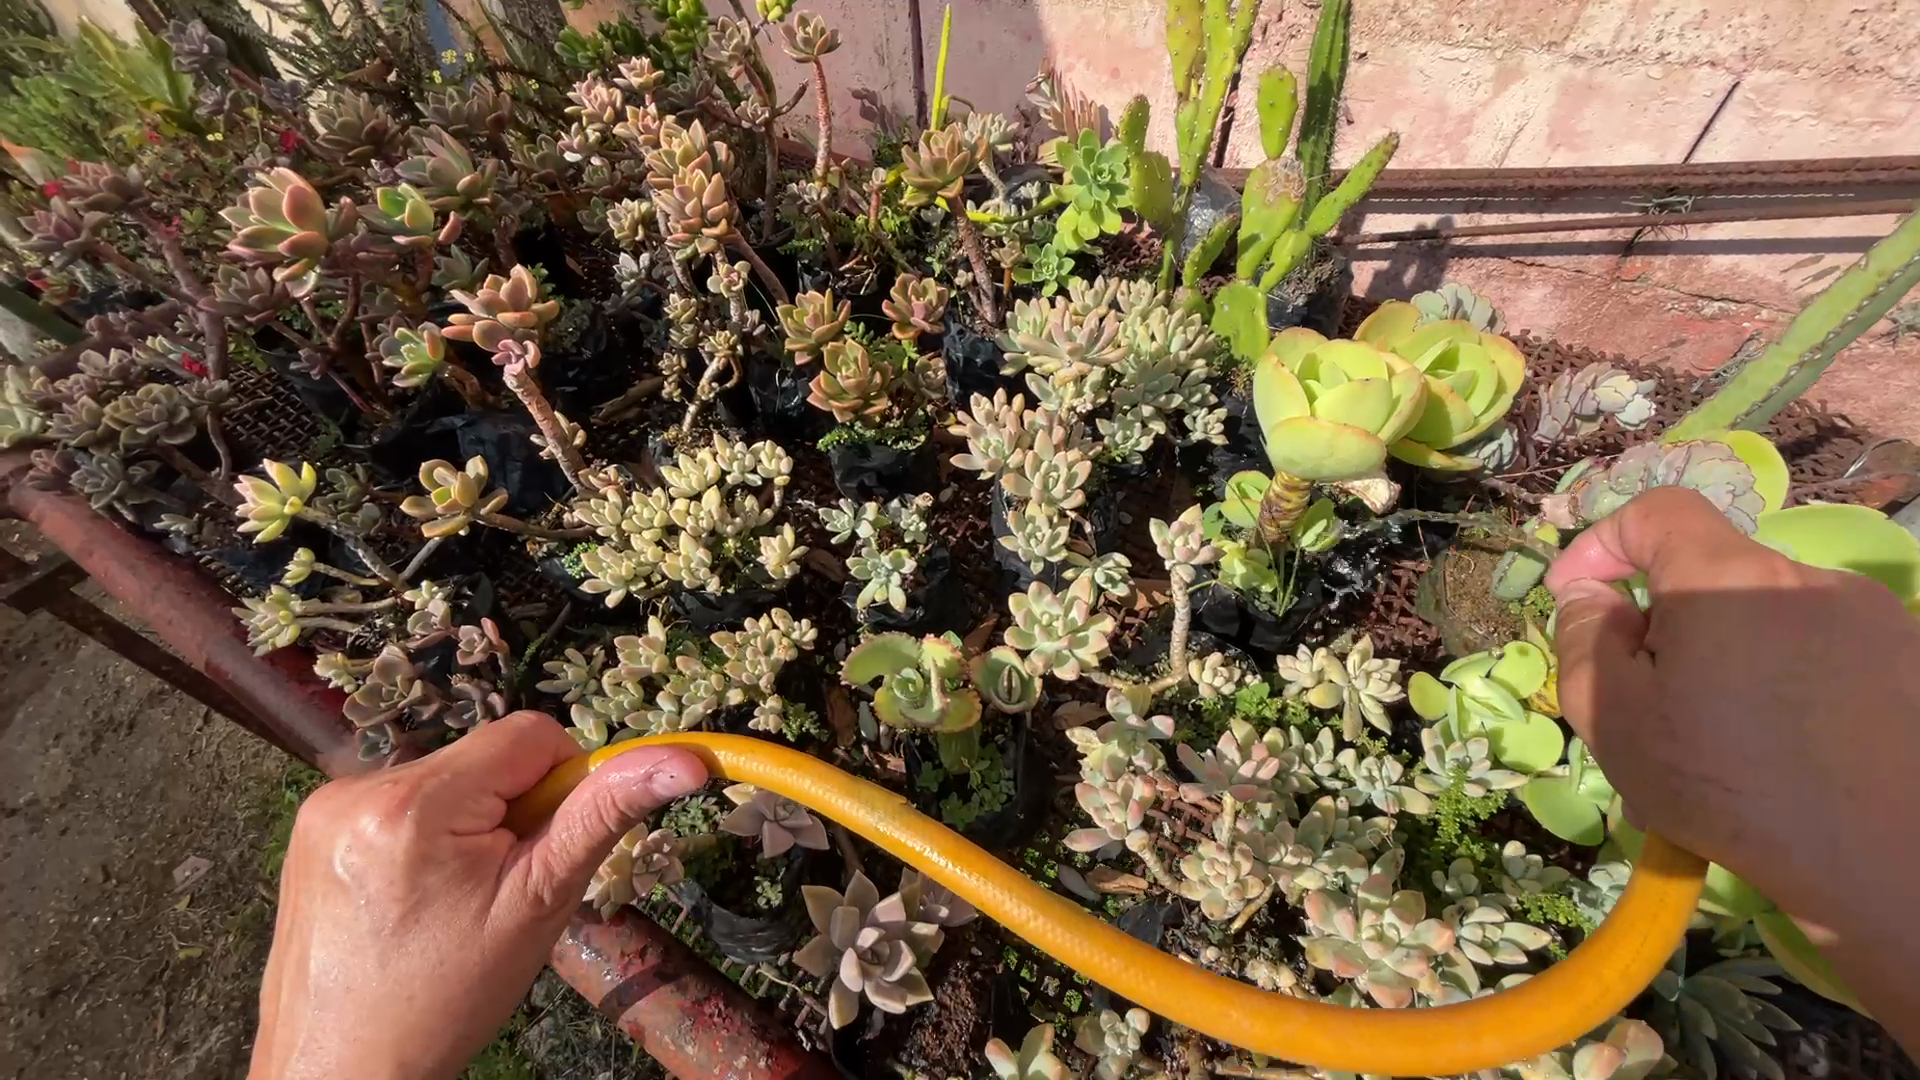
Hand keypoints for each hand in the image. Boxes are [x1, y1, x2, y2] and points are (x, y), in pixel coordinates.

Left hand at [249, 712, 705, 1079]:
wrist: (339, 1078)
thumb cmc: (450, 995)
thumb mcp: (543, 899)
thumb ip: (607, 812)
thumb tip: (683, 761)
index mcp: (416, 803)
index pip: (530, 734)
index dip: (562, 780)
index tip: (547, 844)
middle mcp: (359, 787)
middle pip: (491, 754)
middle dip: (519, 801)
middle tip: (508, 876)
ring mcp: (329, 804)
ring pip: (457, 773)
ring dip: (480, 813)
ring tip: (464, 887)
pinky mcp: (316, 824)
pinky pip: (414, 794)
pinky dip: (439, 825)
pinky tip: (424, 885)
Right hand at [1547, 487, 1919, 1038]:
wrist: (1888, 871)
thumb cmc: (1719, 780)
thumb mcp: (1605, 707)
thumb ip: (1583, 630)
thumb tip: (1593, 594)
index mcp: (1730, 580)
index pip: (1658, 510)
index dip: (1601, 542)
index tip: (1576, 595)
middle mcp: (1811, 582)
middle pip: (1707, 566)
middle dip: (1657, 609)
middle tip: (1637, 681)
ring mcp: (1877, 623)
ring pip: (1759, 607)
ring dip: (1715, 644)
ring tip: (1704, 724)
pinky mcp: (1912, 665)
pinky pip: (1811, 643)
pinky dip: (1771, 671)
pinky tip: (1769, 740)